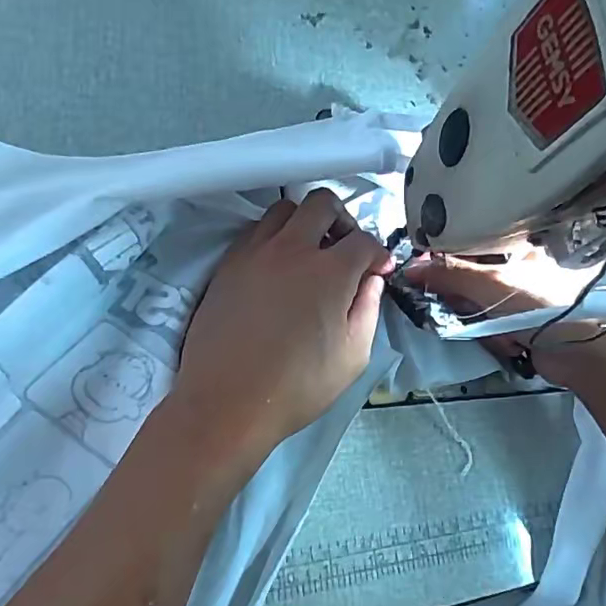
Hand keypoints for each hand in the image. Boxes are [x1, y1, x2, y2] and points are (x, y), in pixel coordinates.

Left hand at [172, 189, 393, 457]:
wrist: (227, 402)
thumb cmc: (298, 387)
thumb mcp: (352, 356)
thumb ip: (368, 309)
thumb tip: (371, 281)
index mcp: (330, 272)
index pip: (364, 239)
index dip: (378, 253)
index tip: (378, 270)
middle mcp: (292, 250)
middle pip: (323, 203)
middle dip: (343, 220)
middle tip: (346, 248)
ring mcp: (254, 253)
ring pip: (284, 209)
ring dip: (305, 222)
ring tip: (309, 253)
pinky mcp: (227, 264)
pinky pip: (255, 230)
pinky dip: (274, 237)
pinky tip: (278, 267)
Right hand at [401, 251, 605, 388]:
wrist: (586, 352)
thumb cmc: (544, 304)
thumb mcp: (491, 284)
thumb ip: (449, 275)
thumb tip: (409, 269)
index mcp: (515, 246)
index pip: (466, 244)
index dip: (441, 258)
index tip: (419, 272)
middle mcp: (515, 268)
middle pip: (466, 278)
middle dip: (460, 297)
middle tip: (464, 307)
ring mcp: (517, 299)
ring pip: (474, 306)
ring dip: (478, 322)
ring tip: (498, 330)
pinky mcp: (518, 326)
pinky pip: (488, 327)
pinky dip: (493, 337)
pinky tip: (509, 343)